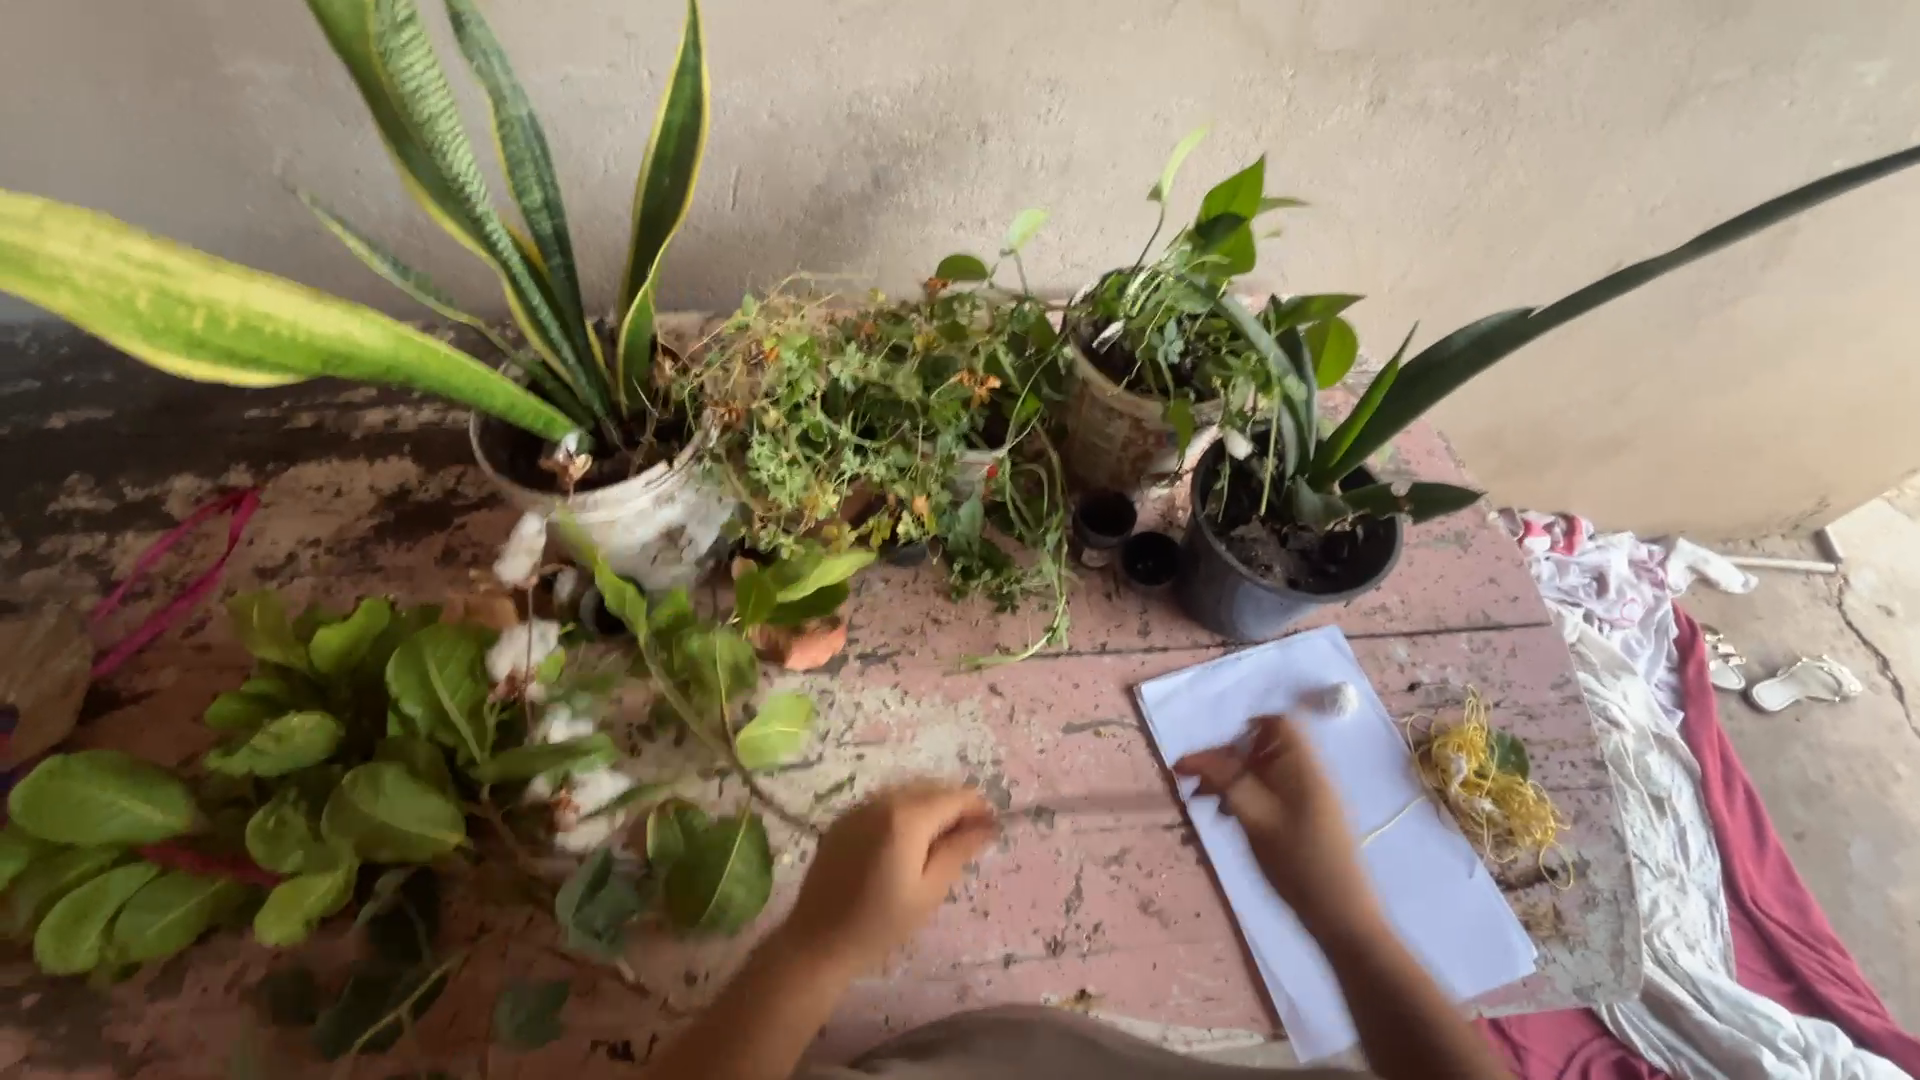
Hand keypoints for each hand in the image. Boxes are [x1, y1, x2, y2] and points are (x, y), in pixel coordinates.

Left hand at [779, 779, 997, 973]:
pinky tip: (907, 841)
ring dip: (930, 806)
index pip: (955, 797)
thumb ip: (959, 850)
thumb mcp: (929, 891)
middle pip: (932, 788)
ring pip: (908, 792)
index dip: (978, 808)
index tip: (991, 829)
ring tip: (940, 841)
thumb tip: (988, 825)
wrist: (818, 941)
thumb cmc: (881, 924)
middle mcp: (883, 800)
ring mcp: (860, 807)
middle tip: (969, 838)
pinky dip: (904, 811)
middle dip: (955, 806)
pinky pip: (885, 802)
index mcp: (906, 817)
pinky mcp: (845, 818)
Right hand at [1174, 714, 1378, 935]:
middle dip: (1226, 759)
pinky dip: (1246, 797)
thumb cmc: (1299, 866)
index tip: (1213, 753)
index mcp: (1304, 768)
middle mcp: (1309, 777)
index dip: (1244, 729)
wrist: (1344, 921)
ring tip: (1203, 802)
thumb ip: (1225, 782)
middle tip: (1192, 782)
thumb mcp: (1255, 820)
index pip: (1277, 724)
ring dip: (1231, 780)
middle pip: (1264, 749)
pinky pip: (1271, 794)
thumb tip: (1192, 755)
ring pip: (1263, 773)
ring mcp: (1310, 800)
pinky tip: (1228, 818)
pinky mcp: (1307, 821)